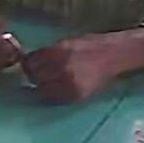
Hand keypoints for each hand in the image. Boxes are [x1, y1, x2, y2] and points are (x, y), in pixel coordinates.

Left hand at [24, 29, 143, 103]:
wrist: (113, 55)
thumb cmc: (90, 46)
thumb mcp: (65, 43)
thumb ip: (48, 53)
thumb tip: (31, 61)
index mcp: (57, 52)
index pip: (30, 62)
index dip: (30, 64)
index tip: (33, 65)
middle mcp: (61, 69)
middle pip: (34, 77)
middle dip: (35, 75)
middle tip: (42, 74)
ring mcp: (68, 84)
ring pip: (42, 90)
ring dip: (43, 86)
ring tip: (51, 81)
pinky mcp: (76, 96)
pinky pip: (55, 99)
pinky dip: (53, 95)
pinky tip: (59, 89)